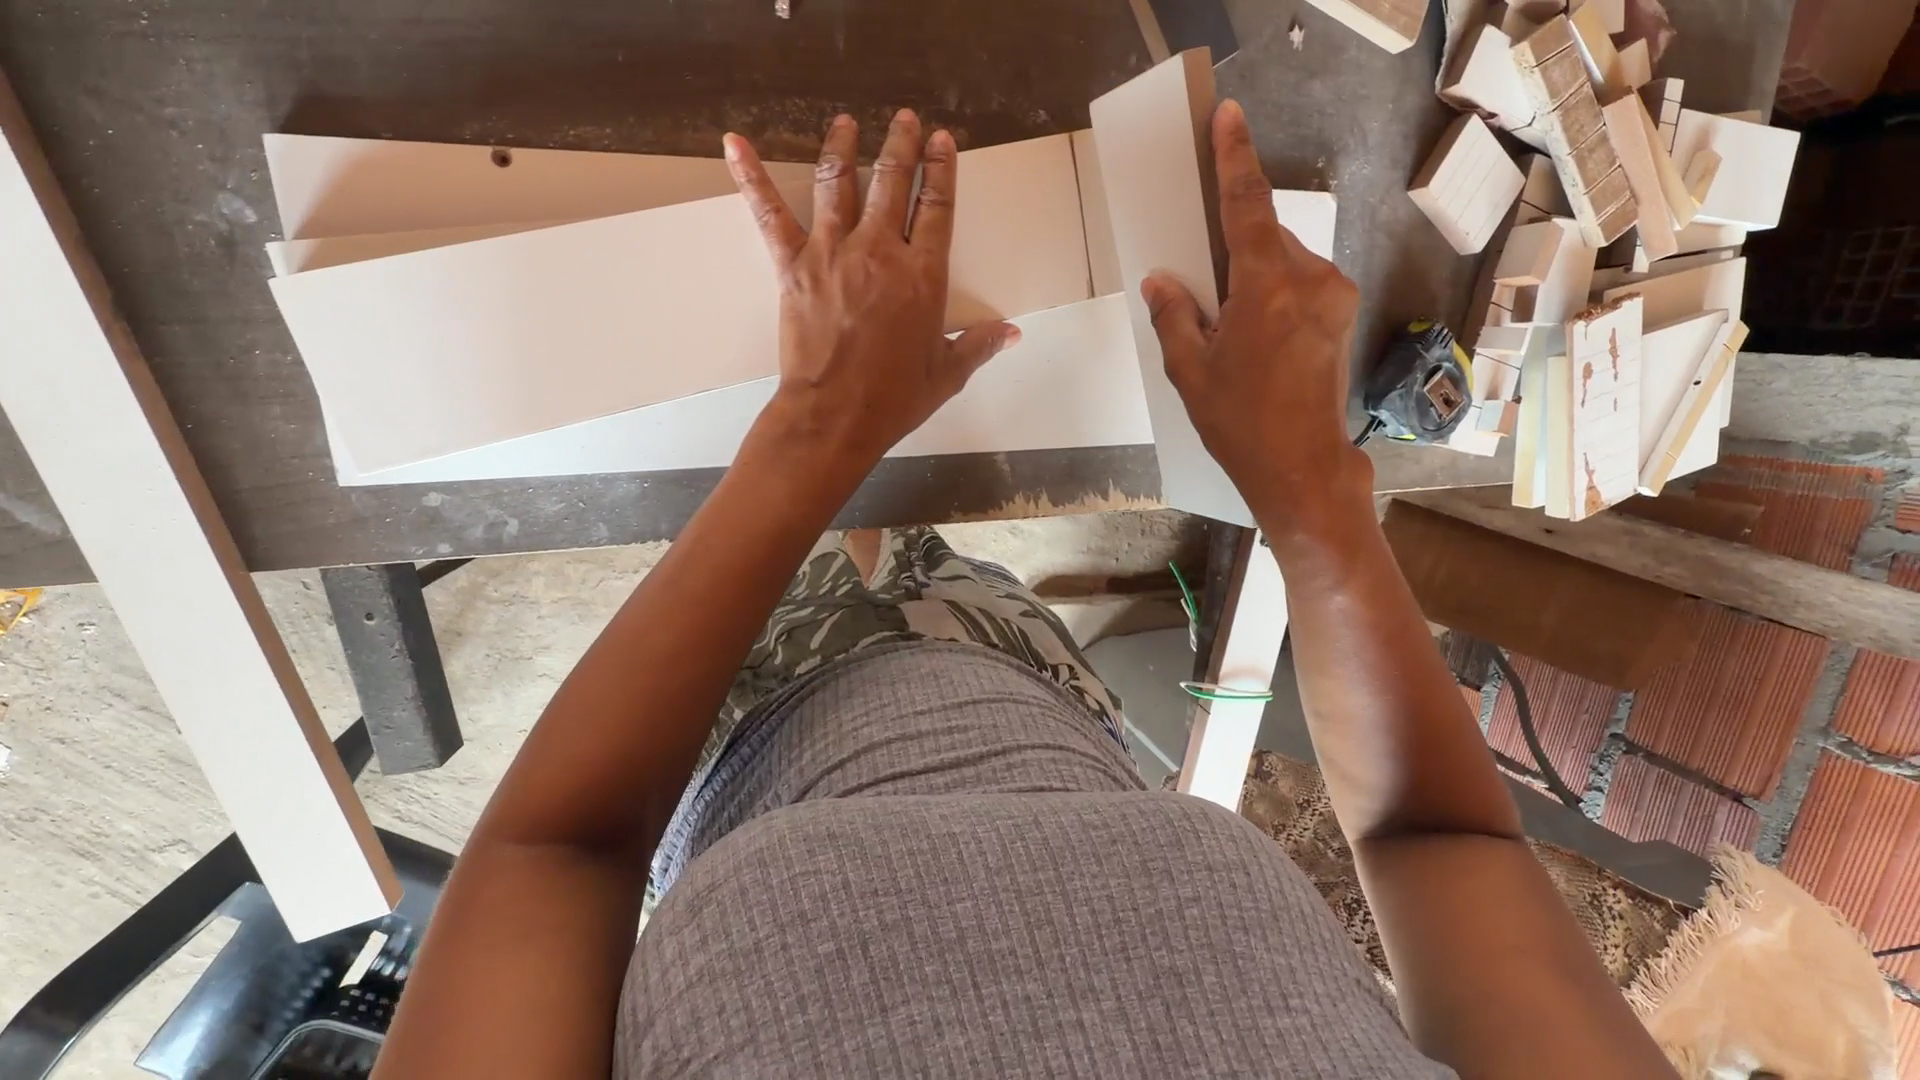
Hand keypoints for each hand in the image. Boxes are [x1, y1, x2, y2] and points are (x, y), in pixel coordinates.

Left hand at [723, 110, 1020, 484]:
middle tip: (906, 120)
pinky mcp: (794, 266)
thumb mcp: (947, 374)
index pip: (938, 207)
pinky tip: (735, 144)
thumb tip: (1010, 333)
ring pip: (839, 182)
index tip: (942, 142)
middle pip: (893, 182)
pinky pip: (771, 214)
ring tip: (847, 123)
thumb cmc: (894, 399)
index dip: (942, 170)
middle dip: (902, 145)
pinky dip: (751, 176)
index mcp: (923, 275)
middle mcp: (880, 251)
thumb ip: (978, 345)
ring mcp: (834, 253)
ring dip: (844, 146)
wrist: (836, 415)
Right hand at [1142, 100, 1372, 545]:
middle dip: (1234, 249)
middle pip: (1266, 237)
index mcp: (1268, 288)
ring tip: (1231, 325)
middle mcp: (1311, 279)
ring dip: (1254, 275)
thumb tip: (1161, 282)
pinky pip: (1301, 282)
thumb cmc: (1241, 424)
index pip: (1247, 206)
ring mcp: (1334, 295)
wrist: (1303, 467)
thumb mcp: (1191, 372)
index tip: (1229, 117)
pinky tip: (1256, 333)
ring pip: (1284, 261)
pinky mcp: (1342, 314)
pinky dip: (1273, 292)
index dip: (1234, 159)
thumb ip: (1175, 317)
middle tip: (1205, 284)